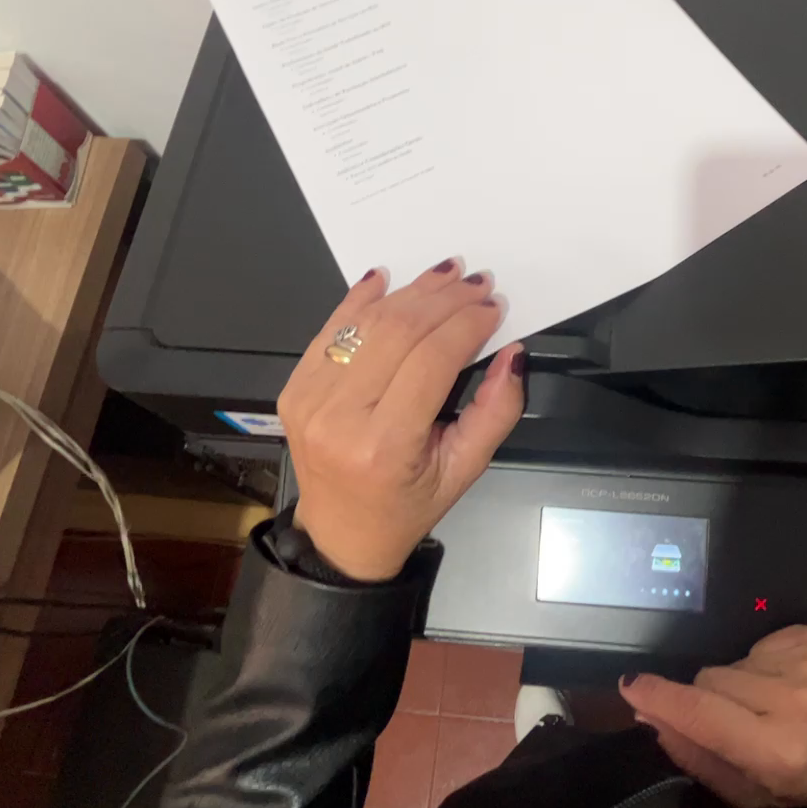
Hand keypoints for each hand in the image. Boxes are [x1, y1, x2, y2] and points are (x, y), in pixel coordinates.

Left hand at [277, 259, 525, 581]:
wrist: (341, 533)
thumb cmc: (406, 506)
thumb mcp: (464, 470)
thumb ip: (496, 412)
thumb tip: (512, 354)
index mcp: (384, 445)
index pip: (431, 361)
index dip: (466, 324)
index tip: (493, 306)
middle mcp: (339, 417)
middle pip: (398, 332)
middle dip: (444, 299)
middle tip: (476, 283)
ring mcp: (309, 399)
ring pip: (367, 324)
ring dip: (410, 292)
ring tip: (445, 274)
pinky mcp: (294, 387)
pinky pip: (330, 329)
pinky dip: (360, 299)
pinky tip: (386, 278)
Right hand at [619, 626, 806, 807]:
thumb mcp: (750, 792)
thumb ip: (695, 754)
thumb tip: (650, 714)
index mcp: (780, 750)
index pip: (702, 712)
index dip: (661, 697)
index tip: (632, 687)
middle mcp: (798, 701)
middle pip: (711, 677)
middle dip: (711, 696)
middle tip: (740, 718)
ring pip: (734, 658)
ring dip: (741, 678)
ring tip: (771, 700)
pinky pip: (762, 640)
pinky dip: (767, 661)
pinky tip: (790, 680)